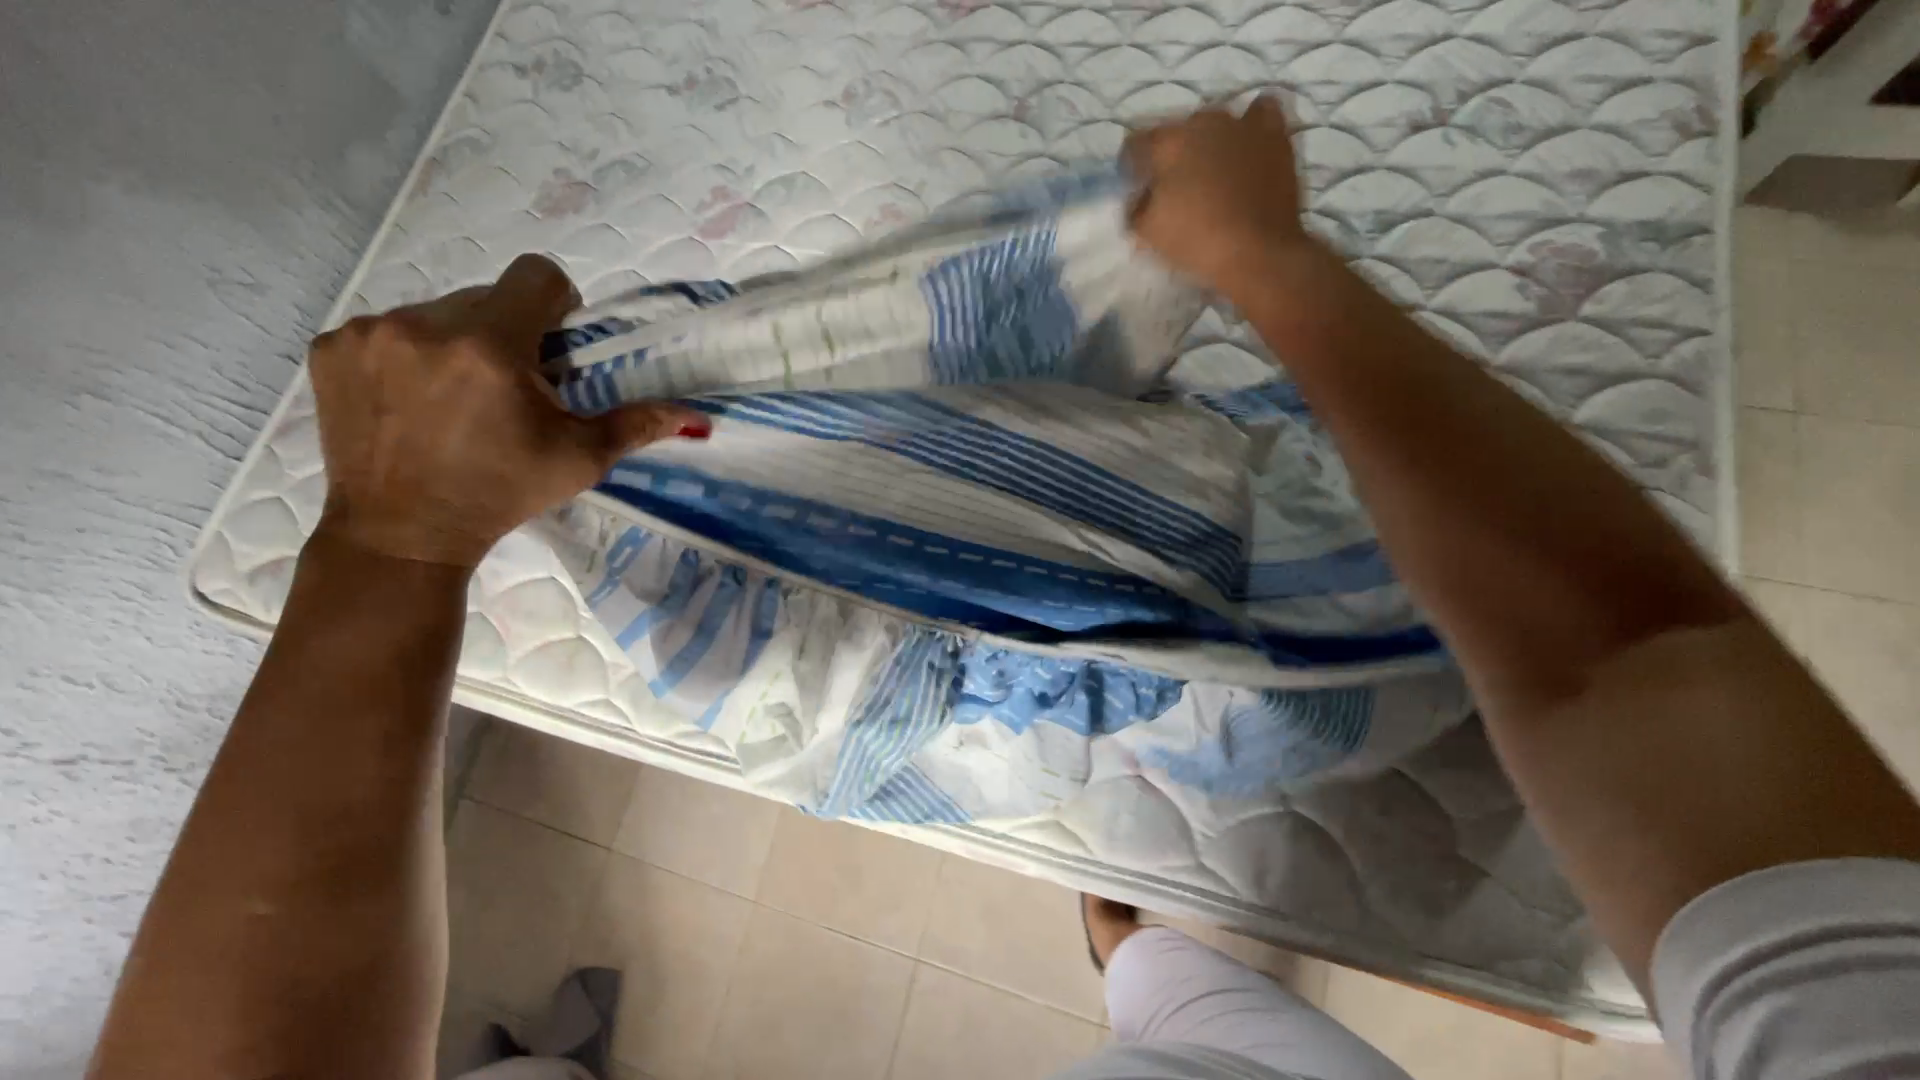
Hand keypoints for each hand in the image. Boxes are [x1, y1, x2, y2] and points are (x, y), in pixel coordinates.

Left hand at [307, 254, 709, 568]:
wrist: (402, 532)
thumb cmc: (502, 494)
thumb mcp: (578, 460)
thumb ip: (635, 424)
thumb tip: (698, 417)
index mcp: (490, 347)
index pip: (537, 274)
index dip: (557, 301)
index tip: (554, 342)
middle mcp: (424, 325)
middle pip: (487, 296)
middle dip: (507, 331)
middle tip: (508, 386)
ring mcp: (369, 334)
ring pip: (436, 312)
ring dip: (457, 343)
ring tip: (457, 399)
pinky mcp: (332, 348)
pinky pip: (387, 329)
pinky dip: (408, 355)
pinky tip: (413, 402)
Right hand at [1124, 98, 1314, 296]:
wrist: (1258, 250)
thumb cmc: (1196, 240)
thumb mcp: (1147, 232)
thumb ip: (1135, 207)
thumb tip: (1139, 197)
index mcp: (1167, 143)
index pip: (1135, 144)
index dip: (1131, 167)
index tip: (1135, 188)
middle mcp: (1203, 122)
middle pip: (1176, 132)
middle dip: (1170, 154)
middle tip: (1174, 185)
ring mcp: (1242, 125)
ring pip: (1216, 122)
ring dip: (1207, 140)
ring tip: (1211, 168)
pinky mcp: (1275, 136)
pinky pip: (1261, 112)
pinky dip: (1251, 125)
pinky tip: (1247, 143)